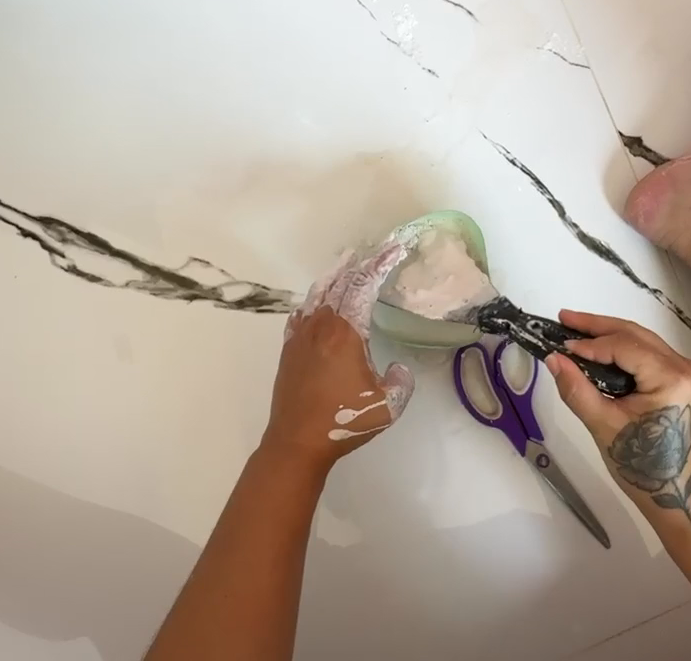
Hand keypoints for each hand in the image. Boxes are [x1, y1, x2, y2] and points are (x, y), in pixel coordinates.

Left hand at [261, 245, 415, 470]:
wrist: (296, 442)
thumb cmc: (343, 421)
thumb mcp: (387, 406)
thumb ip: (400, 382)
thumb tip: (396, 367)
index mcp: (346, 332)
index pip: (364, 286)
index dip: (380, 264)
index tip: (395, 249)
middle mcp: (322, 326)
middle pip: (342, 283)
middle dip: (362, 264)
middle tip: (377, 250)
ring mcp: (302, 335)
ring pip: (320, 293)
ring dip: (336, 275)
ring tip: (348, 262)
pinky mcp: (290, 348)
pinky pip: (302, 313)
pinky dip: (314, 298)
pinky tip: (318, 300)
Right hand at [544, 310, 690, 542]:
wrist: (677, 496)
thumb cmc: (642, 466)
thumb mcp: (604, 426)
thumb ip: (577, 388)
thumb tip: (553, 357)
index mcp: (670, 378)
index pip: (623, 346)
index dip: (590, 343)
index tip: (560, 345)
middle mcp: (683, 367)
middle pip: (633, 334)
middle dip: (596, 326)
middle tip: (563, 318)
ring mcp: (685, 371)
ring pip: (640, 339)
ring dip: (607, 332)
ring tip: (575, 328)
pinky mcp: (681, 379)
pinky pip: (646, 352)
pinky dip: (621, 347)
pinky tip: (598, 346)